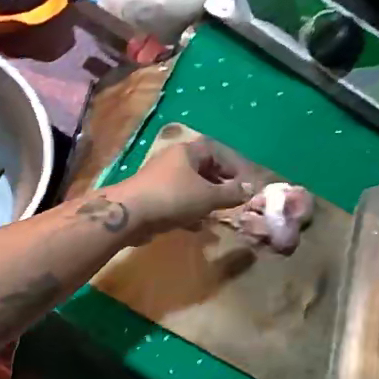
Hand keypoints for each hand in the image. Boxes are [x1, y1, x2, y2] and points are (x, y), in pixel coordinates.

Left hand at [109, 138, 255, 235]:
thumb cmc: (173, 198)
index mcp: (187, 152)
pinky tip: (197, 226)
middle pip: (202, 169)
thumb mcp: (208, 196)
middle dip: (220, 185)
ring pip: (189, 187)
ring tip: (217, 215)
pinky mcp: (151, 198)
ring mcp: (160, 180)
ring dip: (205, 201)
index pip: (216, 151)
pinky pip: (177, 202)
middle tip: (232, 200)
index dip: (234, 165)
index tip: (245, 183)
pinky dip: (189, 212)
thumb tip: (249, 190)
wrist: (130, 215)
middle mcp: (173, 161)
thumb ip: (231, 194)